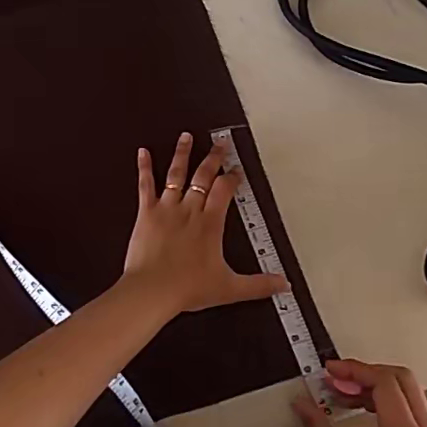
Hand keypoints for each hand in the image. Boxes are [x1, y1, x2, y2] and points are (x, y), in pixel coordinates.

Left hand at [121, 132, 286, 314]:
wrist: (152, 290)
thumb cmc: (188, 288)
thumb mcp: (230, 288)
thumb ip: (258, 284)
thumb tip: (284, 285)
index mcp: (210, 224)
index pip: (224, 191)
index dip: (231, 178)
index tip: (236, 171)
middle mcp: (189, 210)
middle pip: (203, 177)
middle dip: (213, 158)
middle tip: (220, 144)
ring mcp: (166, 209)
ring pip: (175, 175)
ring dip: (181, 154)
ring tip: (186, 136)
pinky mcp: (145, 213)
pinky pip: (145, 185)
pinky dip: (144, 167)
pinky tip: (142, 152)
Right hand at [291, 359, 426, 426]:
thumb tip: (299, 402)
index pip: (384, 382)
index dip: (354, 369)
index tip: (326, 371)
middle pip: (402, 379)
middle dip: (366, 371)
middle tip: (336, 379)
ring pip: (408, 392)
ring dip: (375, 385)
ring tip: (342, 395)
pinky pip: (410, 409)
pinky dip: (385, 401)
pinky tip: (360, 411)